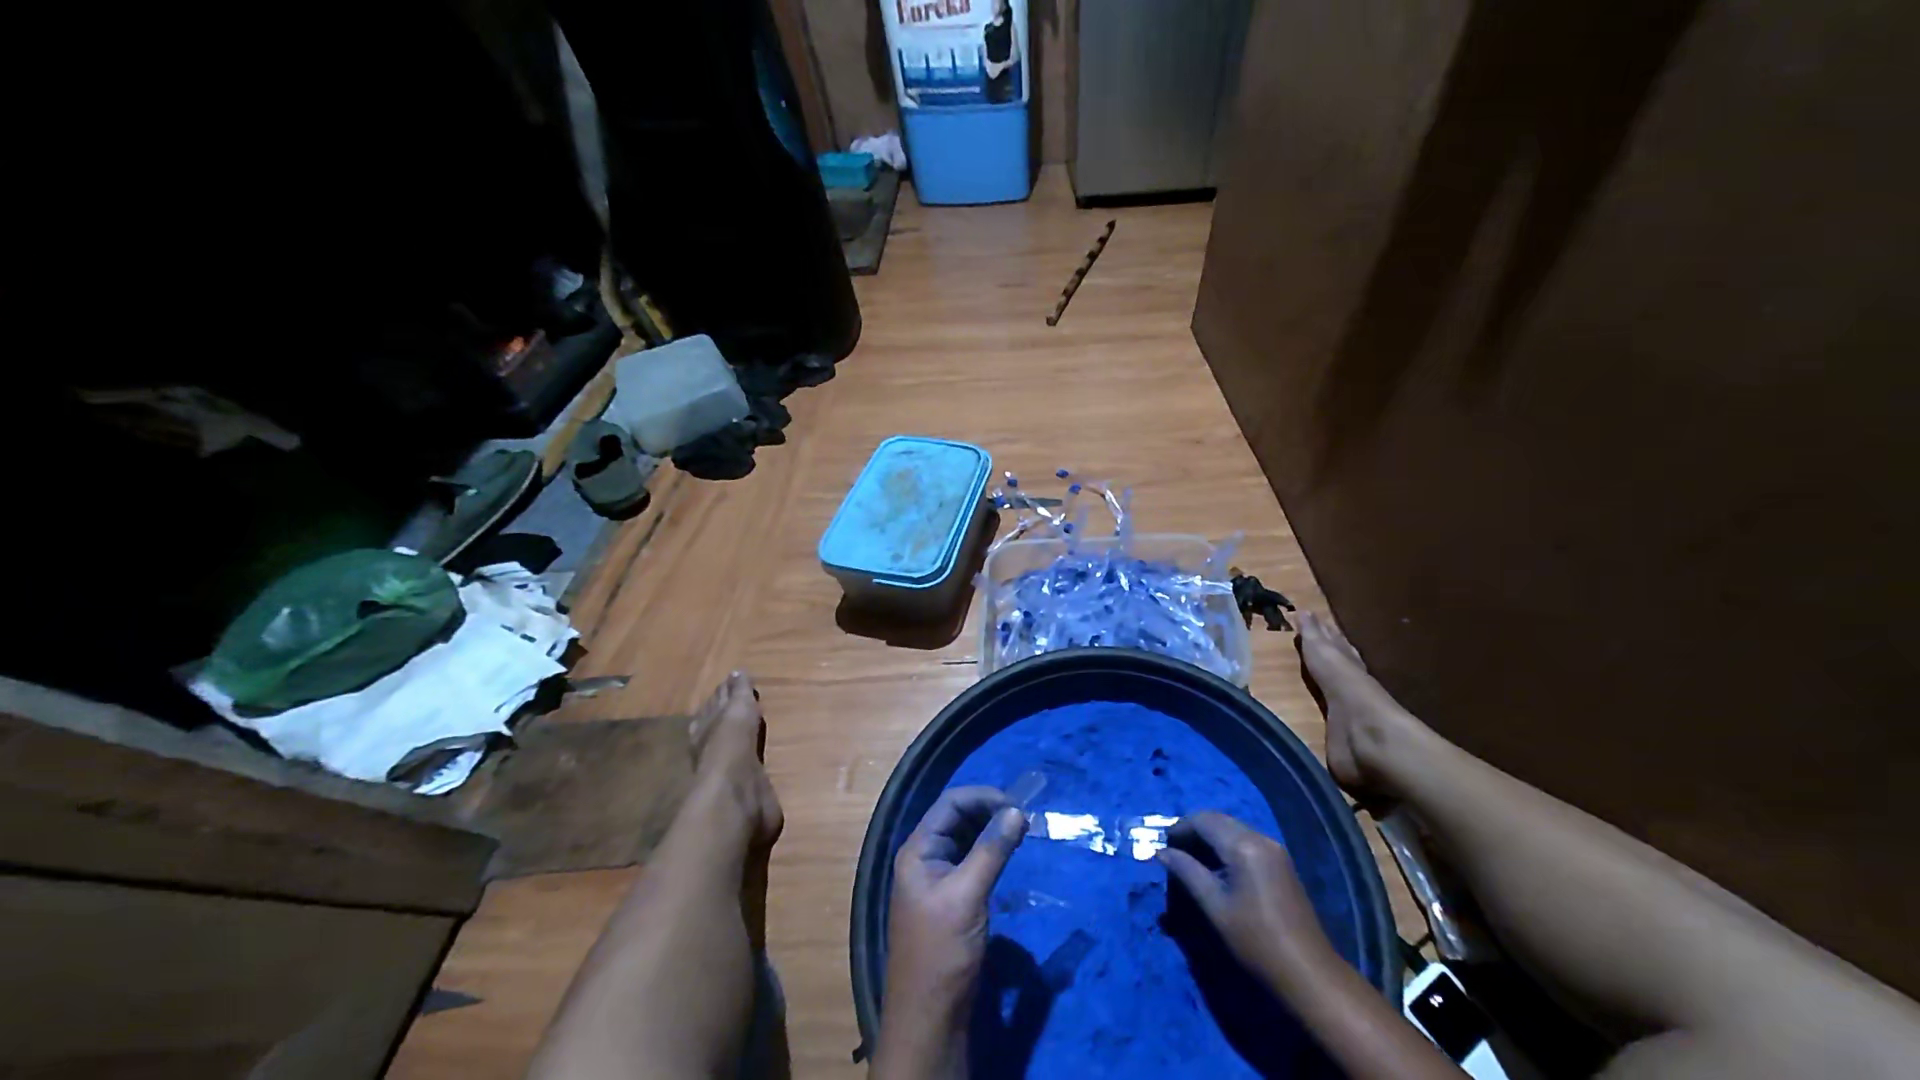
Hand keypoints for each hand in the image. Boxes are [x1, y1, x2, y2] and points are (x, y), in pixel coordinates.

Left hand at [875, 787, 1024, 1077]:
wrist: (929, 1015)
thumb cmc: (942, 951)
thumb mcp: (968, 896)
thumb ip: (991, 850)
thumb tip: (1017, 811)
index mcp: (918, 850)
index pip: (950, 804)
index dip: (983, 797)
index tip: (1018, 805)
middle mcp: (924, 857)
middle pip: (957, 818)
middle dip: (989, 812)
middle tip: (1025, 820)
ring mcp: (936, 878)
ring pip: (965, 840)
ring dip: (991, 832)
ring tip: (1022, 833)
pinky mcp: (950, 898)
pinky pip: (970, 862)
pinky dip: (990, 854)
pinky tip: (1009, 856)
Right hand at [1159, 811, 1337, 989]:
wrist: (1308, 971)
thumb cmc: (1255, 940)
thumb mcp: (1214, 906)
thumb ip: (1186, 872)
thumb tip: (1161, 852)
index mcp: (1243, 846)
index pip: (1203, 820)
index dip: (1179, 828)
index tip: (1162, 846)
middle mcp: (1261, 838)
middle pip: (1219, 820)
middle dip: (1193, 830)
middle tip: (1174, 852)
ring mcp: (1275, 850)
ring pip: (1233, 829)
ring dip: (1210, 837)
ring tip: (1191, 861)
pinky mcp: (1281, 862)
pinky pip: (1246, 841)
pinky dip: (1226, 846)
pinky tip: (1217, 868)